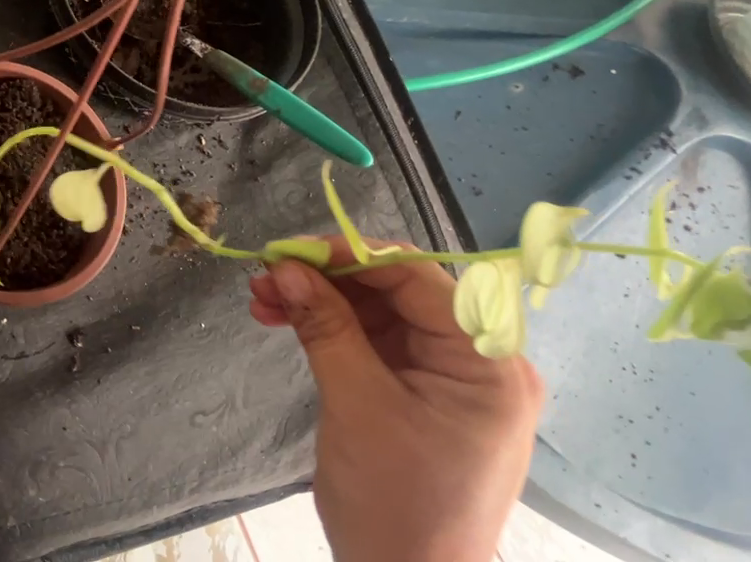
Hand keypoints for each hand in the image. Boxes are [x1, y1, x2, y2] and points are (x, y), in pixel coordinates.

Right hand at [250, 239, 542, 561]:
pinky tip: (282, 320)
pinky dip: (327, 326)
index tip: (287, 252)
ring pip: (377, 310)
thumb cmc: (396, 499)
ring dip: (319, 299)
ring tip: (262, 299)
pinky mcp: (421, 391)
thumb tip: (286, 266)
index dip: (350, 255)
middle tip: (266, 277)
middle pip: (396, 291)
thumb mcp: (356, 403)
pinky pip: (372, 339)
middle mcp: (479, 361)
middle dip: (326, 278)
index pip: (418, 279)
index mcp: (488, 363)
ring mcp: (450, 377)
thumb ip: (325, 325)